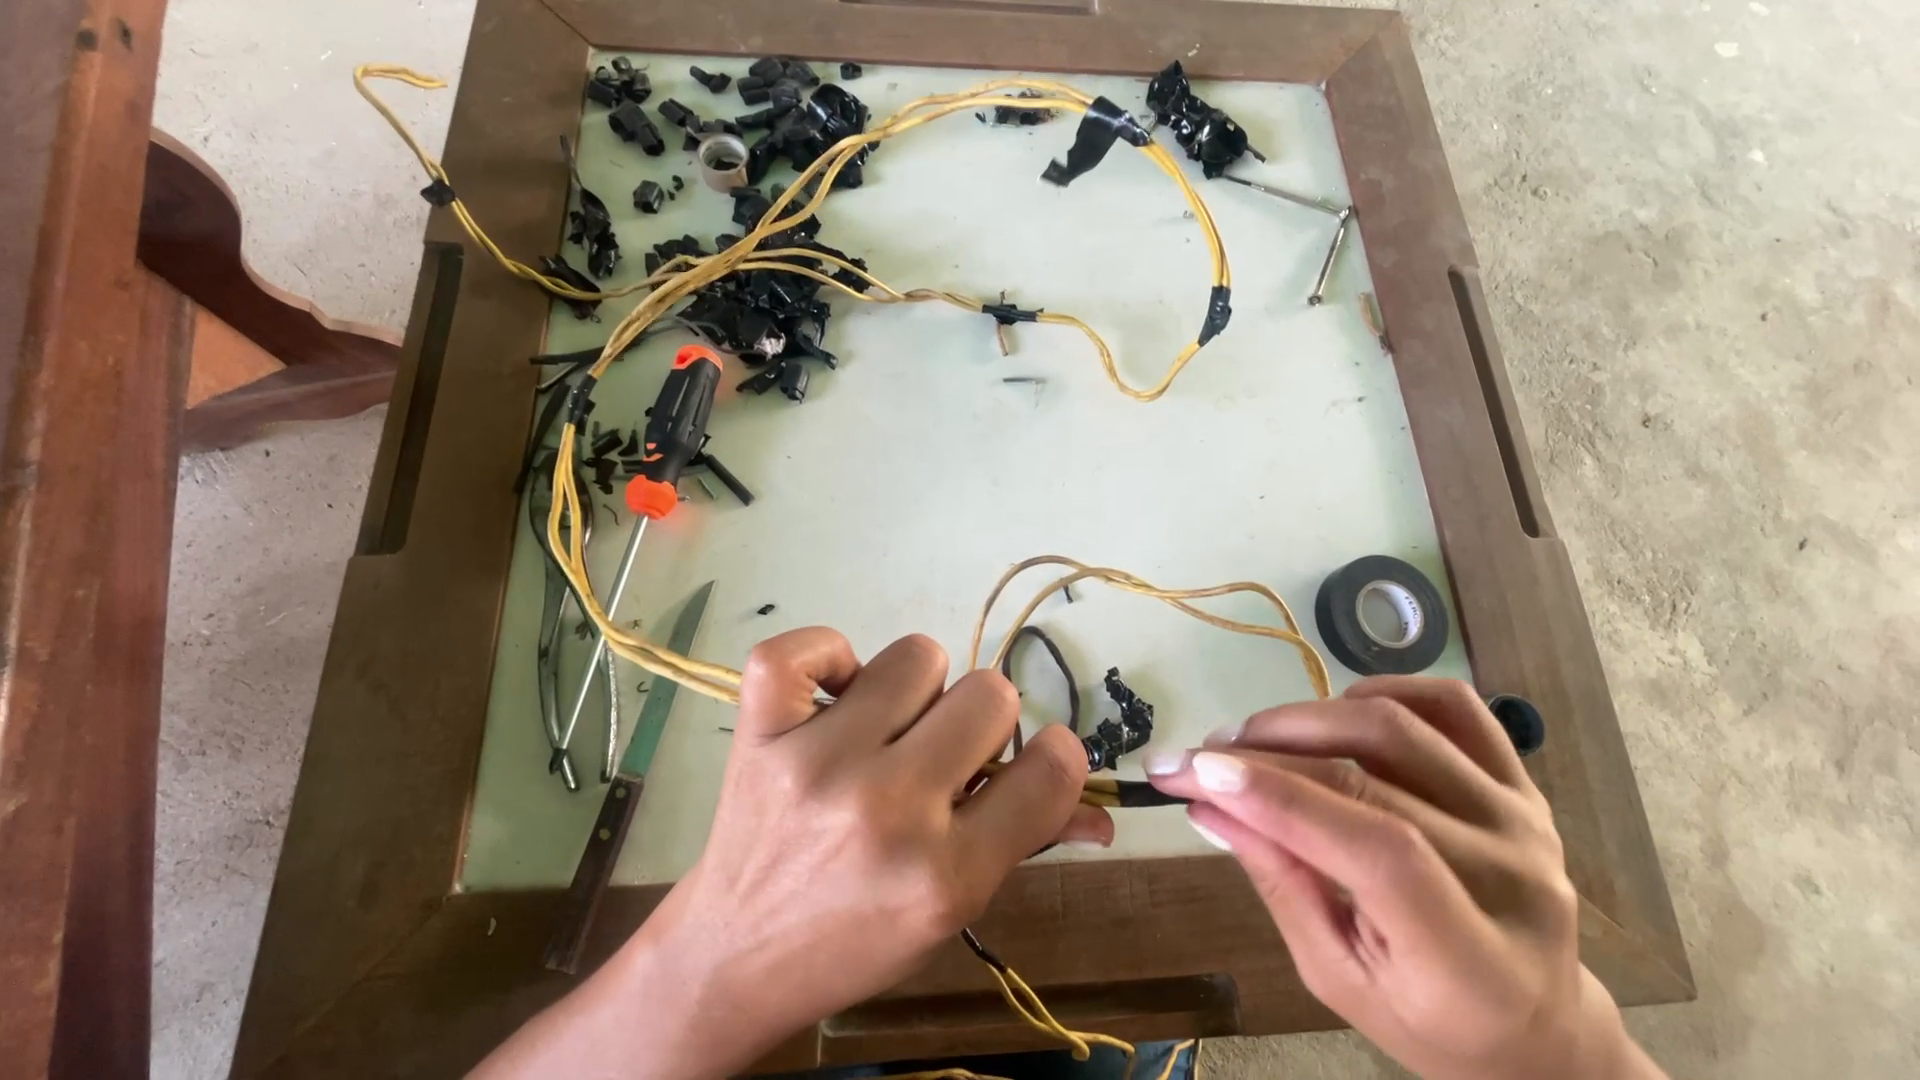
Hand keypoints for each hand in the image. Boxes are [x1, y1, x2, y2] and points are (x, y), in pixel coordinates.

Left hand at [477, 629, 1110, 1079]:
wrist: (734, 956)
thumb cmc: (856, 938)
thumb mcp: (952, 910)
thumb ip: (1025, 843)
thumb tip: (1100, 812)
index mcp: (947, 873)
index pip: (1051, 770)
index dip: (1054, 755)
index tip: (1030, 759)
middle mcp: (888, 809)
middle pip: (990, 694)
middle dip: (982, 723)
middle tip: (946, 754)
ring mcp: (818, 763)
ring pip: (918, 655)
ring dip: (917, 690)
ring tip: (888, 730)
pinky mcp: (759, 733)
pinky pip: (805, 647)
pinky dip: (827, 658)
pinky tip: (832, 697)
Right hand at [1143, 677, 1662, 1079]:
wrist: (1533, 1021)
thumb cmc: (1426, 1019)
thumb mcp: (1335, 974)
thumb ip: (1279, 882)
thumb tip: (1206, 803)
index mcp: (1470, 957)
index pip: (1378, 851)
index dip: (1284, 799)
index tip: (1198, 771)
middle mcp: (1512, 873)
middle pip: (1372, 778)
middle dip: (1264, 755)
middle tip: (1196, 756)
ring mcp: (1523, 817)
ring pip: (1399, 727)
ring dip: (1305, 718)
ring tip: (1250, 738)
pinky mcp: (1522, 783)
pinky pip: (1451, 705)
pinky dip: (1381, 690)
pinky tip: (1333, 712)